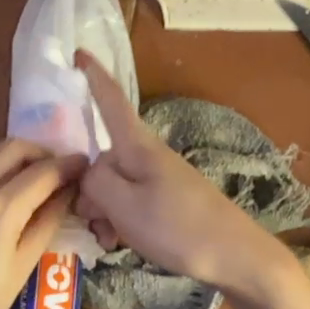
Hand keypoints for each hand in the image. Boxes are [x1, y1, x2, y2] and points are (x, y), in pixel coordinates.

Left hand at [0, 140, 85, 308]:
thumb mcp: (23, 266)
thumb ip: (47, 222)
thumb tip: (68, 193)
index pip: (42, 172)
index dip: (69, 165)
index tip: (88, 165)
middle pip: (15, 149)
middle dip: (44, 153)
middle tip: (64, 172)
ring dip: (22, 158)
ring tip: (44, 179)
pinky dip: (3, 168)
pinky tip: (18, 190)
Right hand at [73, 50, 303, 306]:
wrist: (232, 255)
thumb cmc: (177, 228)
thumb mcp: (124, 206)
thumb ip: (95, 183)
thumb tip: (87, 173)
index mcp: (137, 148)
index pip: (111, 102)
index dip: (93, 76)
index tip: (77, 53)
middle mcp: (145, 157)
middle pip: (100, 160)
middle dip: (86, 191)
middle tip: (94, 223)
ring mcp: (155, 180)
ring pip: (109, 189)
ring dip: (100, 214)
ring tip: (110, 240)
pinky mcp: (162, 202)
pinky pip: (125, 205)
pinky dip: (116, 223)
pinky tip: (120, 244)